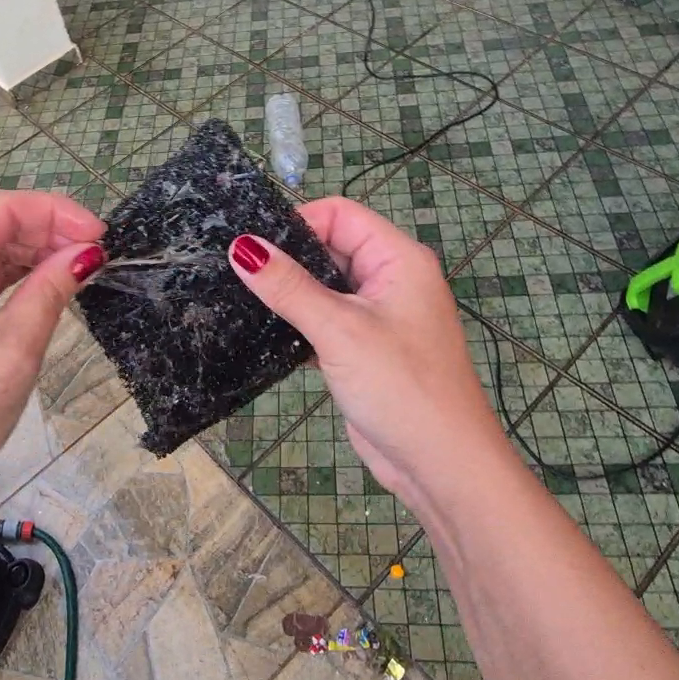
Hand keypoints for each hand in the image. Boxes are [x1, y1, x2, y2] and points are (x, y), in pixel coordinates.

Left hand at [0, 191, 104, 500]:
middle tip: (96, 254)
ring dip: (32, 253)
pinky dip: (11, 277)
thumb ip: (50, 291)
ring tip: (79, 267)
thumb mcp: (12, 353)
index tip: (100, 234)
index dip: (55, 211)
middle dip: (46, 232)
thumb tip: (88, 252)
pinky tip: (46, 282)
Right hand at [227, 197, 511, 510]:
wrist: (441, 465)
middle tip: (238, 272)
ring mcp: (378, 316)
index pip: (340, 214)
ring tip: (242, 299)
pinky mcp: (364, 349)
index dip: (298, 222)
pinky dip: (299, 324)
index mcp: (398, 259)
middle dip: (289, 258)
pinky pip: (325, 321)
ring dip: (291, 294)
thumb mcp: (340, 330)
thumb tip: (242, 247)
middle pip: (330, 247)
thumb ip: (289, 287)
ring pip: (324, 287)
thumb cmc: (401, 386)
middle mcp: (390, 279)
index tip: (253, 245)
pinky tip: (266, 334)